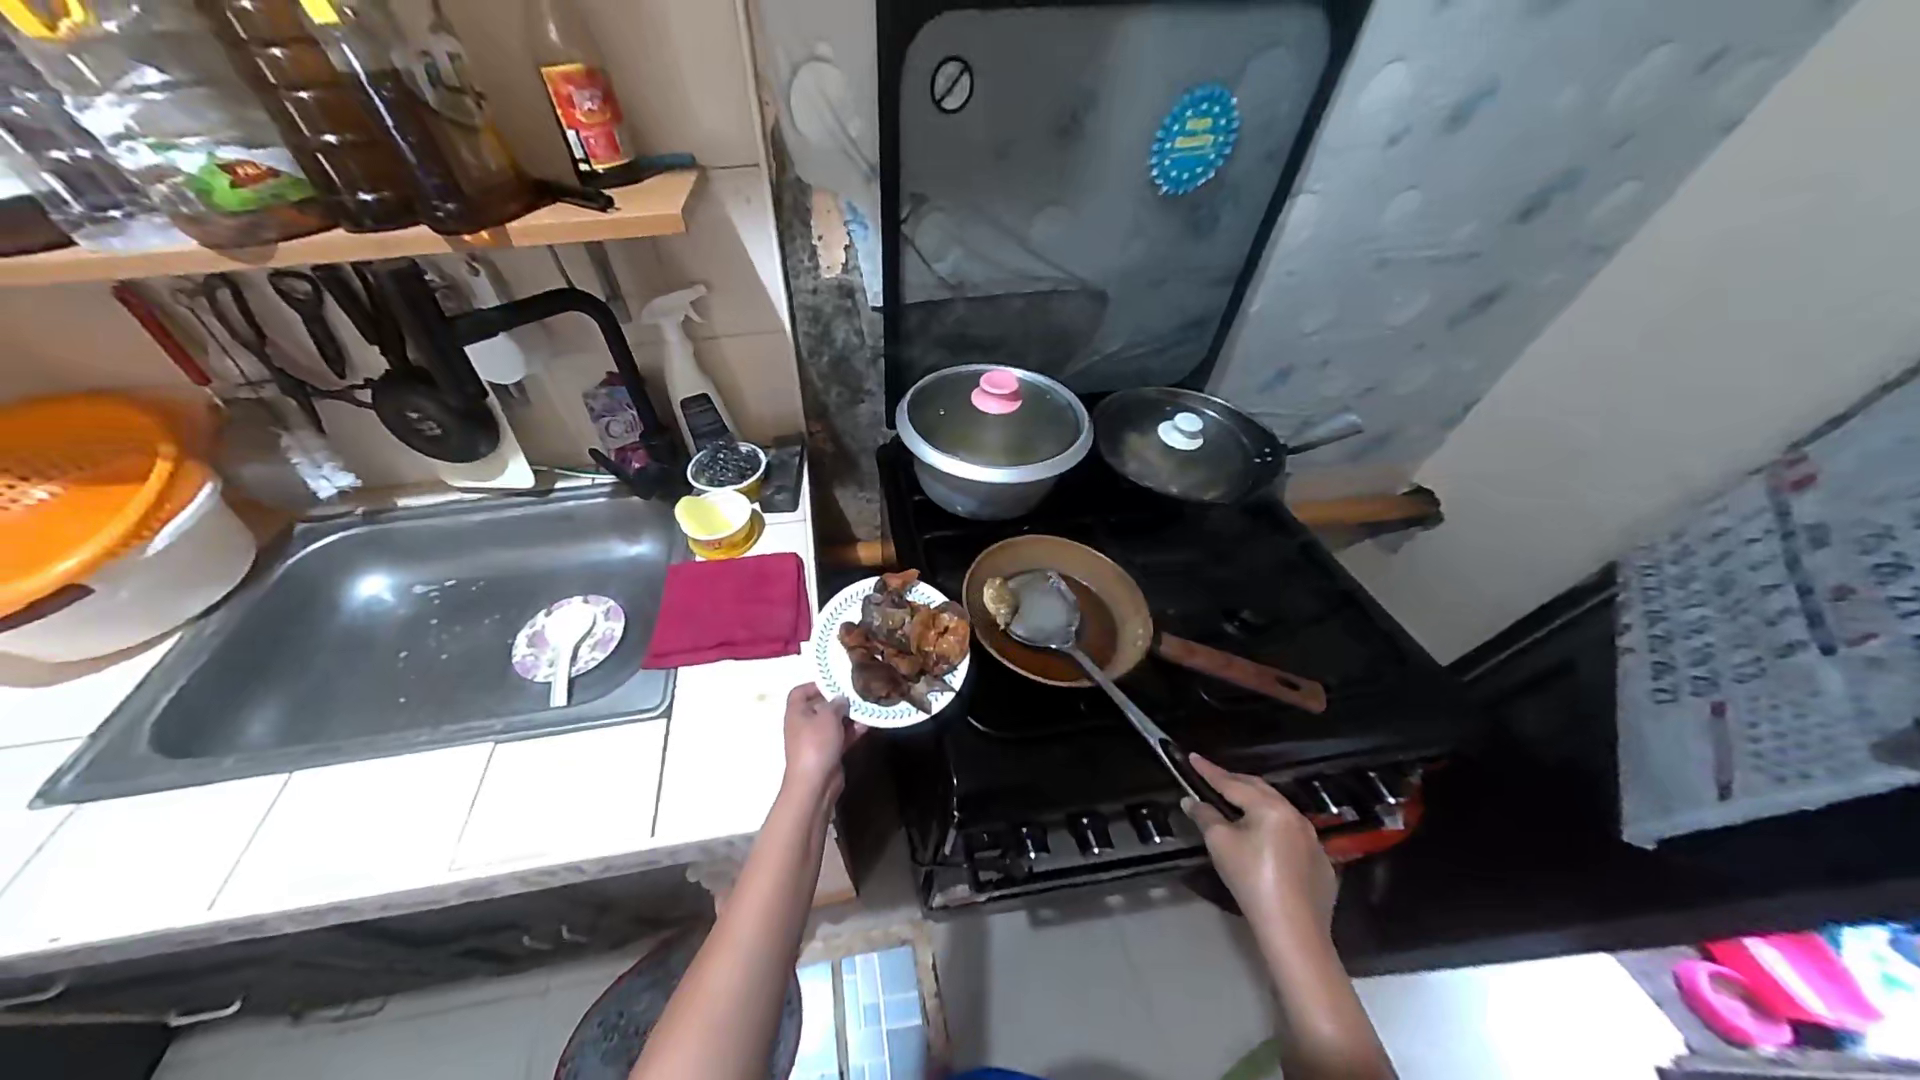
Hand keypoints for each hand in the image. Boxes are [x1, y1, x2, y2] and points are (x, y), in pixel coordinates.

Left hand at [782, 684, 861, 798]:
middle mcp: (804, 725)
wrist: (815, 782)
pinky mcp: (828, 752)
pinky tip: (867, 725)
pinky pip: (842, 737)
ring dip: (849, 716)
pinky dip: (852, 731)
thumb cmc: (816, 743)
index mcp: (796, 713)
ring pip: (834, 722)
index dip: (815, 685)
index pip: (800, 692)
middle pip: (820, 706)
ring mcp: (816, 740)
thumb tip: (841, 699)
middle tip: (857, 694)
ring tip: (867, 709)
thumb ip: (836, 703)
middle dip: (839, 701)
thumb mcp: (827, 716)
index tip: (834, 682)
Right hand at [1184, 754, 1337, 935]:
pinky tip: (1263, 840)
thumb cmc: (1251, 880)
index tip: (1193, 757)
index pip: (1233, 783)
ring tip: (1236, 803)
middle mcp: (1295, 816)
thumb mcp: (1220, 844)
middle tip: (1213, 778)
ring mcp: (1312, 839)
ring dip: (1255, 802)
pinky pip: (1292, 833)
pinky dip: (1273, 827)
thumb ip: (1205, 816)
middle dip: (1234, 782)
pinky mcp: (1320, 862)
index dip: (1210, 771)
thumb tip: (1191, 800)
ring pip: (1278, 810)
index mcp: (1270, 807)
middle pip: (1259, 790)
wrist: (1295, 931)